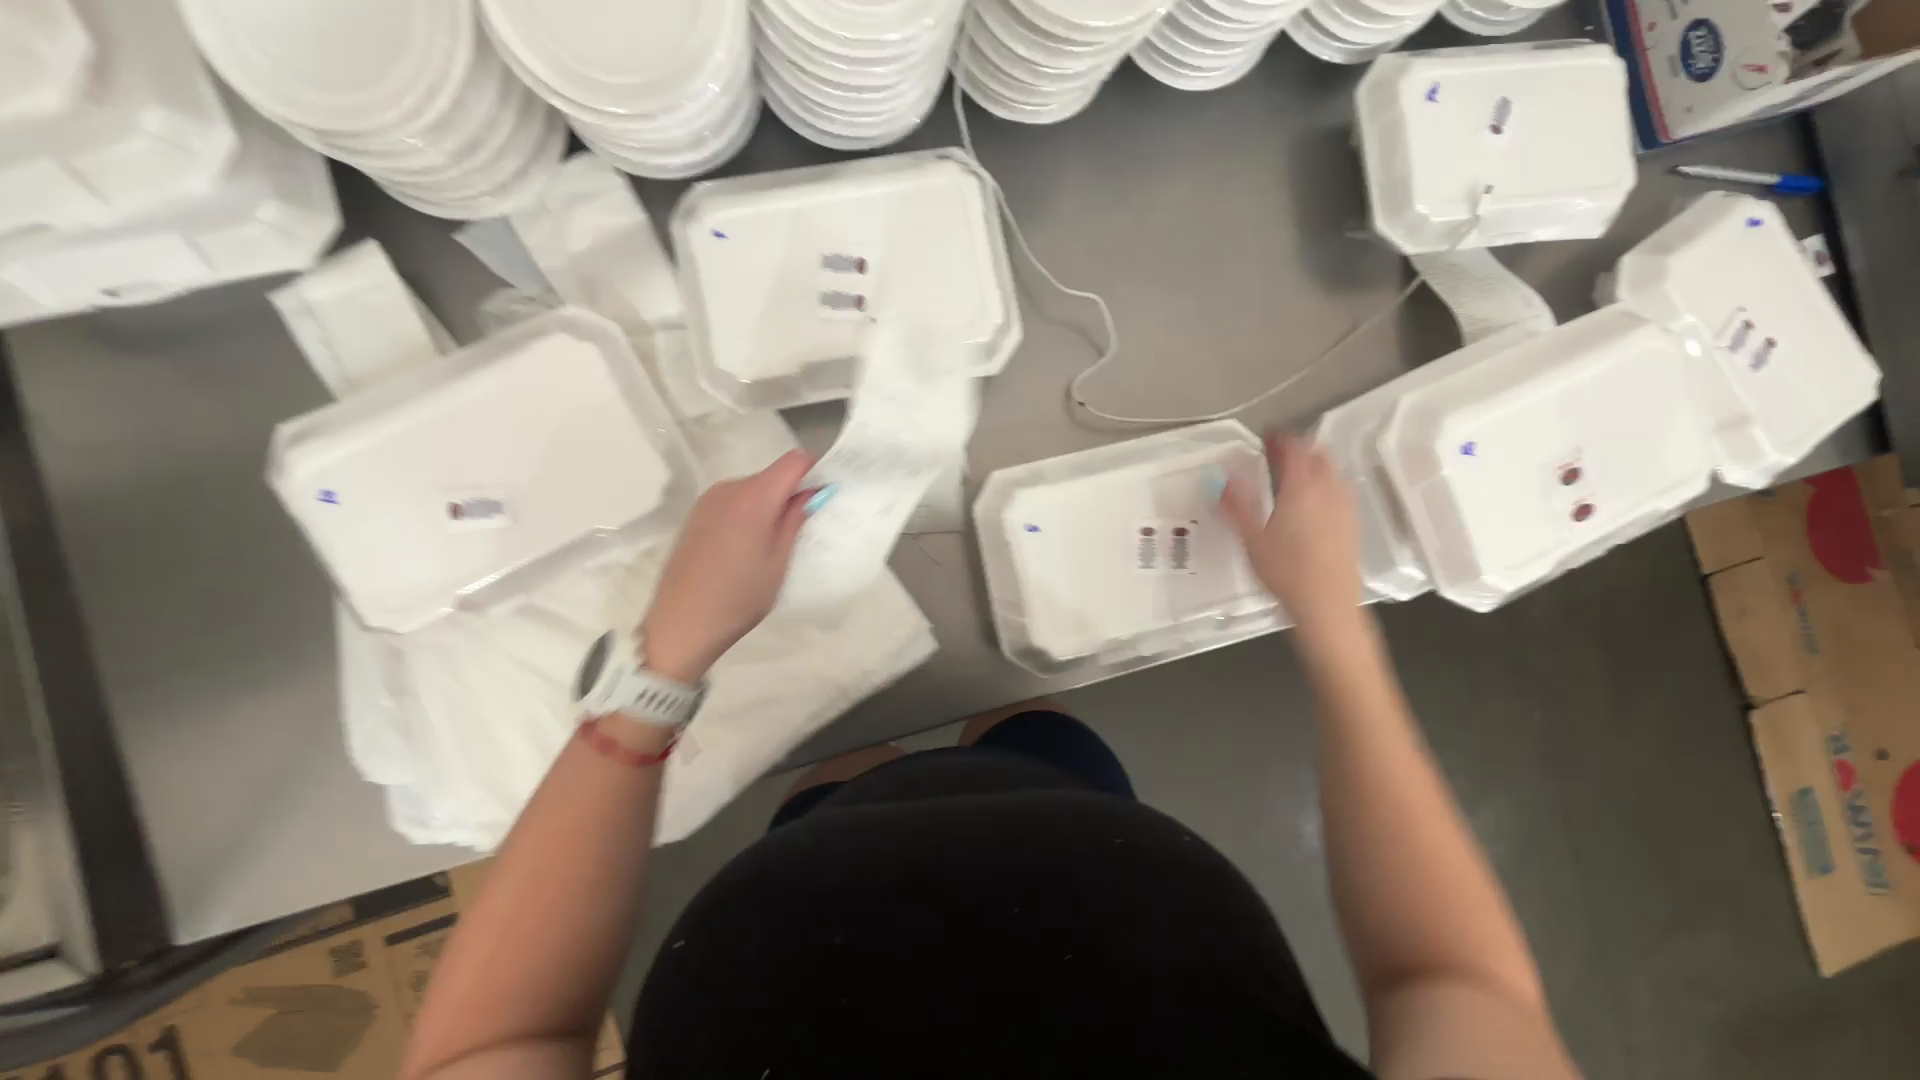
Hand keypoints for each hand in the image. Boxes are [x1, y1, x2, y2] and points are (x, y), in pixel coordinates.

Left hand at [640, 451, 825, 683]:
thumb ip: (795, 521)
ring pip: (752, 489)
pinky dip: (748, 513)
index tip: (822, 498)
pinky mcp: (696, 515)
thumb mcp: (778, 563)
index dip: (814, 472)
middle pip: (772, 475)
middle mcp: (728, 489)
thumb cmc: (738, 599)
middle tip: (800, 530)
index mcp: (752, 499)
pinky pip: (733, 501)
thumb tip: (810, 494)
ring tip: (769, 545)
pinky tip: (744, 548)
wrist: (682, 624)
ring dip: (768, 505)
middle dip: (790, 494)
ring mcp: (708, 500)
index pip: (794, 461)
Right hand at [1219, 433, 1363, 633]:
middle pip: (1317, 455)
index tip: (1266, 436)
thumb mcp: (1252, 539)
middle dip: (1298, 448)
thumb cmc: (1286, 571)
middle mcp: (1328, 490)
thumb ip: (1236, 504)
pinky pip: (1340, 488)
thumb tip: (1221, 477)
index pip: (1294, 448)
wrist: (1327, 605)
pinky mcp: (1352, 523)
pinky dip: (1326, 482)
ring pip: (1332, 470)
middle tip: (1278, 452)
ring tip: (1295, 472)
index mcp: (1301, 487)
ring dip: (1314, 463)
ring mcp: (1345, 506)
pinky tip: (1314, 500)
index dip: (1280, 438)